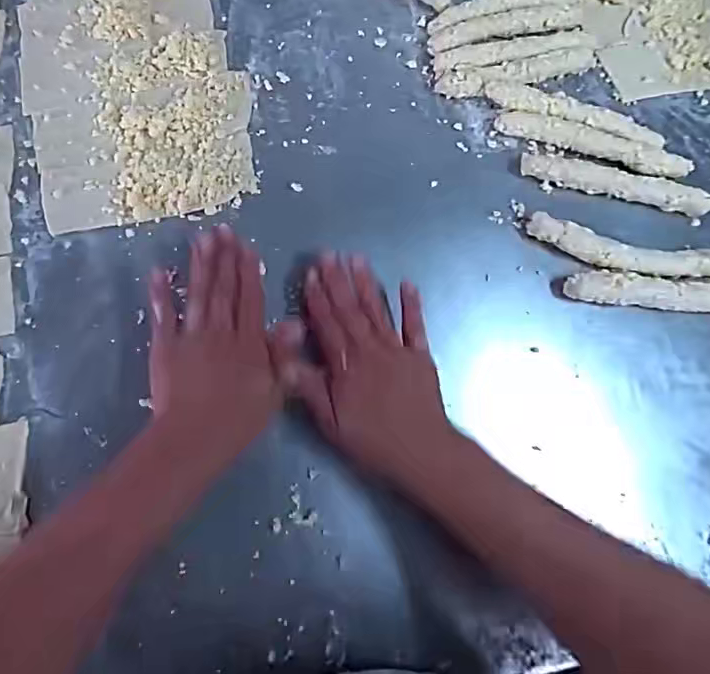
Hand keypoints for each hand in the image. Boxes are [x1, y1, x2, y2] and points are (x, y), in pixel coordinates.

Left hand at [145, 226, 280, 463]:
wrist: (194, 437)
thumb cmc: (237, 421)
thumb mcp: (272, 393)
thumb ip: (281, 355)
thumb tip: (295, 322)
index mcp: (247, 343)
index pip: (249, 300)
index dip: (248, 273)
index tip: (246, 248)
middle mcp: (219, 332)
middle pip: (223, 290)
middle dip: (224, 258)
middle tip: (223, 230)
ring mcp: (190, 335)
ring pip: (197, 294)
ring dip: (199, 265)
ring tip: (201, 239)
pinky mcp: (165, 344)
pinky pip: (163, 314)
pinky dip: (161, 292)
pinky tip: (159, 270)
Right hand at [273, 252, 454, 487]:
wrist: (425, 454)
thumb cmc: (372, 440)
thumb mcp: (331, 421)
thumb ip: (308, 387)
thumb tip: (284, 358)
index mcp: (346, 364)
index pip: (327, 324)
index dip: (317, 298)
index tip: (309, 273)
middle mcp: (370, 350)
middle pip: (349, 310)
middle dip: (337, 280)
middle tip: (328, 254)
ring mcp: (396, 350)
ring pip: (376, 310)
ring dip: (365, 284)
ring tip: (356, 258)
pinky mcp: (419, 357)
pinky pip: (414, 327)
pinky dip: (411, 305)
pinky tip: (406, 284)